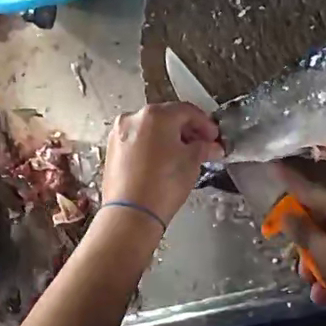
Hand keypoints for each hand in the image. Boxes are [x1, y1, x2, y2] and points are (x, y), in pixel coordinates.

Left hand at [100, 103, 225, 225]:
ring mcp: (119, 135)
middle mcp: (133, 119)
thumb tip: (210, 146)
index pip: (187, 111)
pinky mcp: (111, 151)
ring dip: (168, 139)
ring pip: (150, 130)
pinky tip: (162, 162)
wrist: (131, 214)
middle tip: (201, 145)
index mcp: (155, 115)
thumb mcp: (192, 162)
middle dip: (186, 131)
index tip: (213, 137)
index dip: (205, 124)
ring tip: (182, 156)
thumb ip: (203, 147)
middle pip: (166, 118)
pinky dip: (151, 148)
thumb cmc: (162, 186)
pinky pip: (137, 143)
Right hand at [278, 169, 325, 318]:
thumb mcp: (324, 255)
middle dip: (305, 251)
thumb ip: (302, 232)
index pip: (309, 191)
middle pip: (317, 224)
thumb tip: (285, 213)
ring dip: (319, 269)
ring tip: (320, 293)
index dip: (288, 182)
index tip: (272, 166)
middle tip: (301, 272)